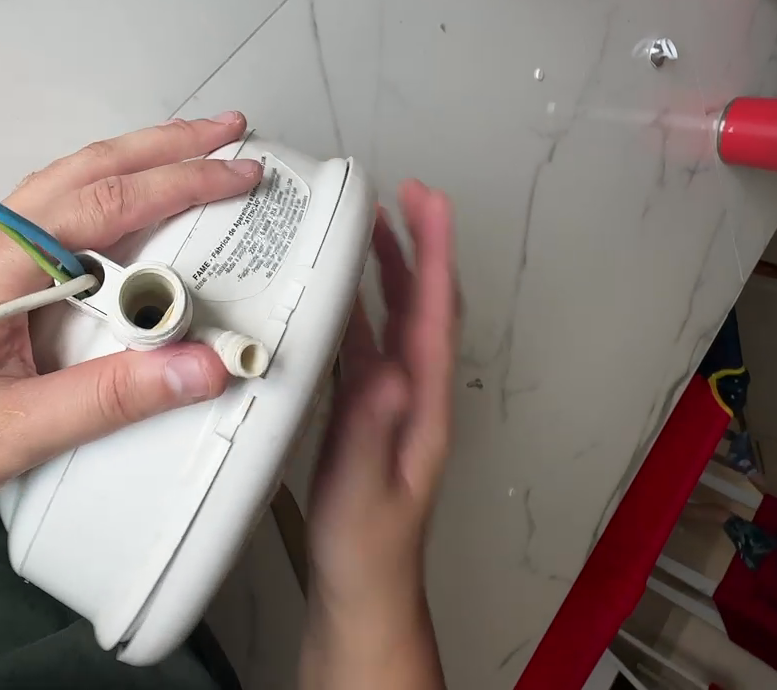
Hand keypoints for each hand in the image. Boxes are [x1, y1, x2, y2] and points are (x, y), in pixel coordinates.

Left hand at [0, 113, 259, 530]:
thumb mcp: (18, 431)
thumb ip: (113, 397)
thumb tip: (208, 367)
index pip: (109, 202)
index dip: (183, 183)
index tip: (242, 173)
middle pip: (94, 167)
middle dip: (169, 144)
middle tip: (232, 129)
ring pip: (77, 175)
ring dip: (141, 156)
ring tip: (199, 146)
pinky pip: (64, 201)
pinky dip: (114, 183)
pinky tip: (138, 194)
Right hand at [302, 181, 456, 689]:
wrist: (360, 583)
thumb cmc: (367, 542)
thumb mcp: (369, 487)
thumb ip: (376, 428)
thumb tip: (390, 369)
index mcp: (425, 402)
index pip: (436, 314)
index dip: (435, 254)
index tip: (429, 203)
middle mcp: (415, 388)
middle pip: (425, 301)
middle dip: (421, 244)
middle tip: (405, 193)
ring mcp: (390, 393)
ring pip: (397, 313)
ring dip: (391, 264)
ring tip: (373, 221)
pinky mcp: (365, 402)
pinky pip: (366, 337)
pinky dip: (359, 300)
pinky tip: (340, 284)